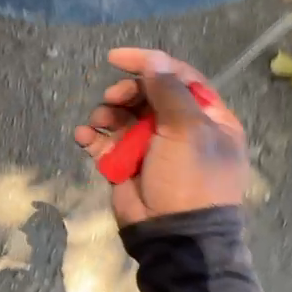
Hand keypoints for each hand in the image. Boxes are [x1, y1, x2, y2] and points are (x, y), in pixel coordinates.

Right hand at [73, 48, 247, 227]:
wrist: (174, 233)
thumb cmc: (191, 178)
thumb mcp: (188, 130)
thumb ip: (169, 92)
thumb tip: (153, 60)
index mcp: (207, 118)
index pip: (179, 78)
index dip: (150, 63)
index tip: (116, 58)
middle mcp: (180, 129)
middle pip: (147, 95)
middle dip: (126, 93)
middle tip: (112, 99)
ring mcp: (151, 148)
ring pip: (122, 117)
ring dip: (106, 115)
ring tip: (98, 123)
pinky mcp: (125, 165)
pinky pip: (104, 144)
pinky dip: (92, 138)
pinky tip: (83, 138)